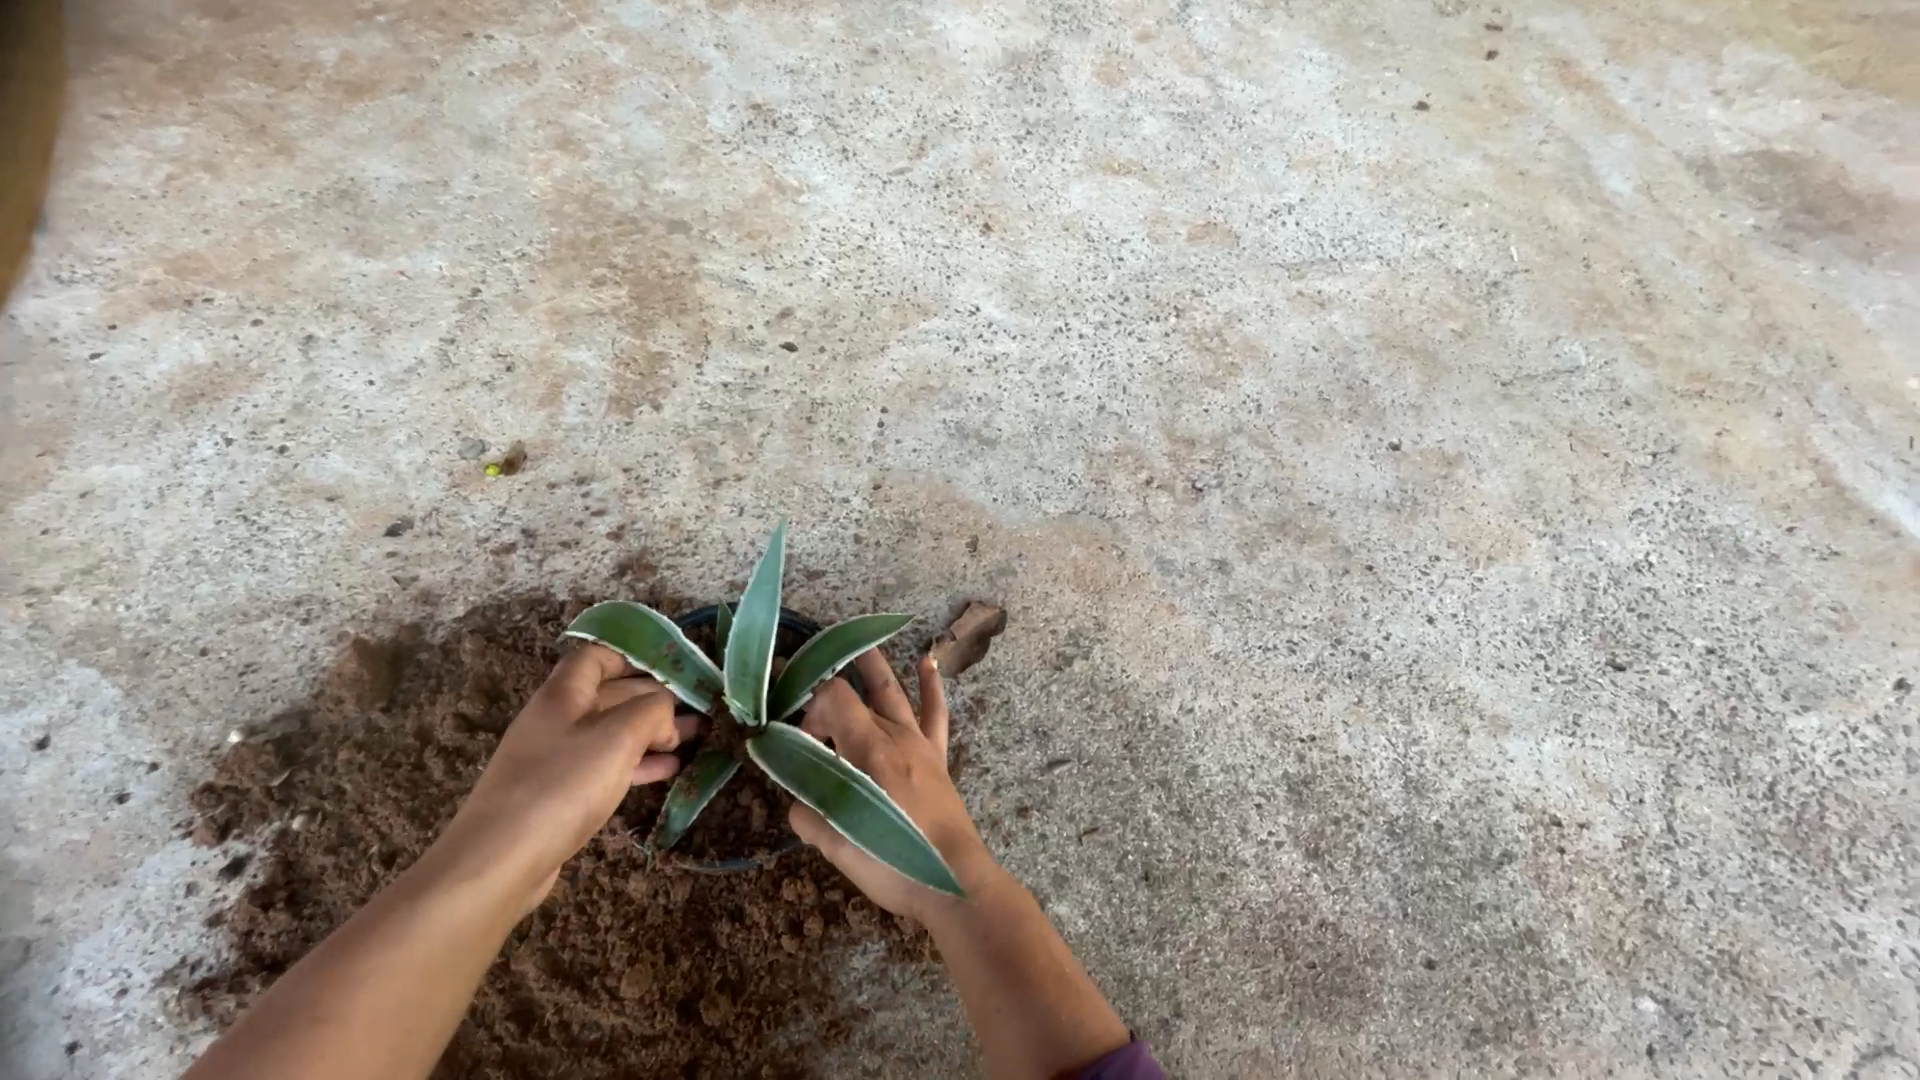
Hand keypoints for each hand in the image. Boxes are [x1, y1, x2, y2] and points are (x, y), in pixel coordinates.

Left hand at [434, 644, 696, 911]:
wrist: (498, 862)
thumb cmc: (562, 785)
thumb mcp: (619, 736)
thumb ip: (653, 711)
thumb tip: (666, 712)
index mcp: (563, 695)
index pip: (596, 656)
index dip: (633, 654)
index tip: (672, 665)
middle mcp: (557, 720)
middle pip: (610, 695)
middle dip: (654, 697)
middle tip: (698, 704)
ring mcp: (556, 759)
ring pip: (613, 733)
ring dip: (653, 732)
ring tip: (695, 735)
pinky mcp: (559, 795)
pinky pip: (606, 767)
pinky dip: (638, 763)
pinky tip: (669, 770)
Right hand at [788, 651, 998, 922]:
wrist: (953, 879)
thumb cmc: (894, 862)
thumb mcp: (837, 847)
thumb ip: (810, 816)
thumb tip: (798, 802)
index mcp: (869, 749)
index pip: (833, 698)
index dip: (810, 709)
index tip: (801, 743)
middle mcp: (895, 736)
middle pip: (857, 694)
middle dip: (829, 691)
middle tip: (808, 691)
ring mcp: (919, 744)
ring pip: (894, 693)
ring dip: (874, 667)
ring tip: (859, 646)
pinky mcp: (937, 758)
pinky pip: (935, 713)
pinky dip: (931, 686)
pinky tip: (927, 662)